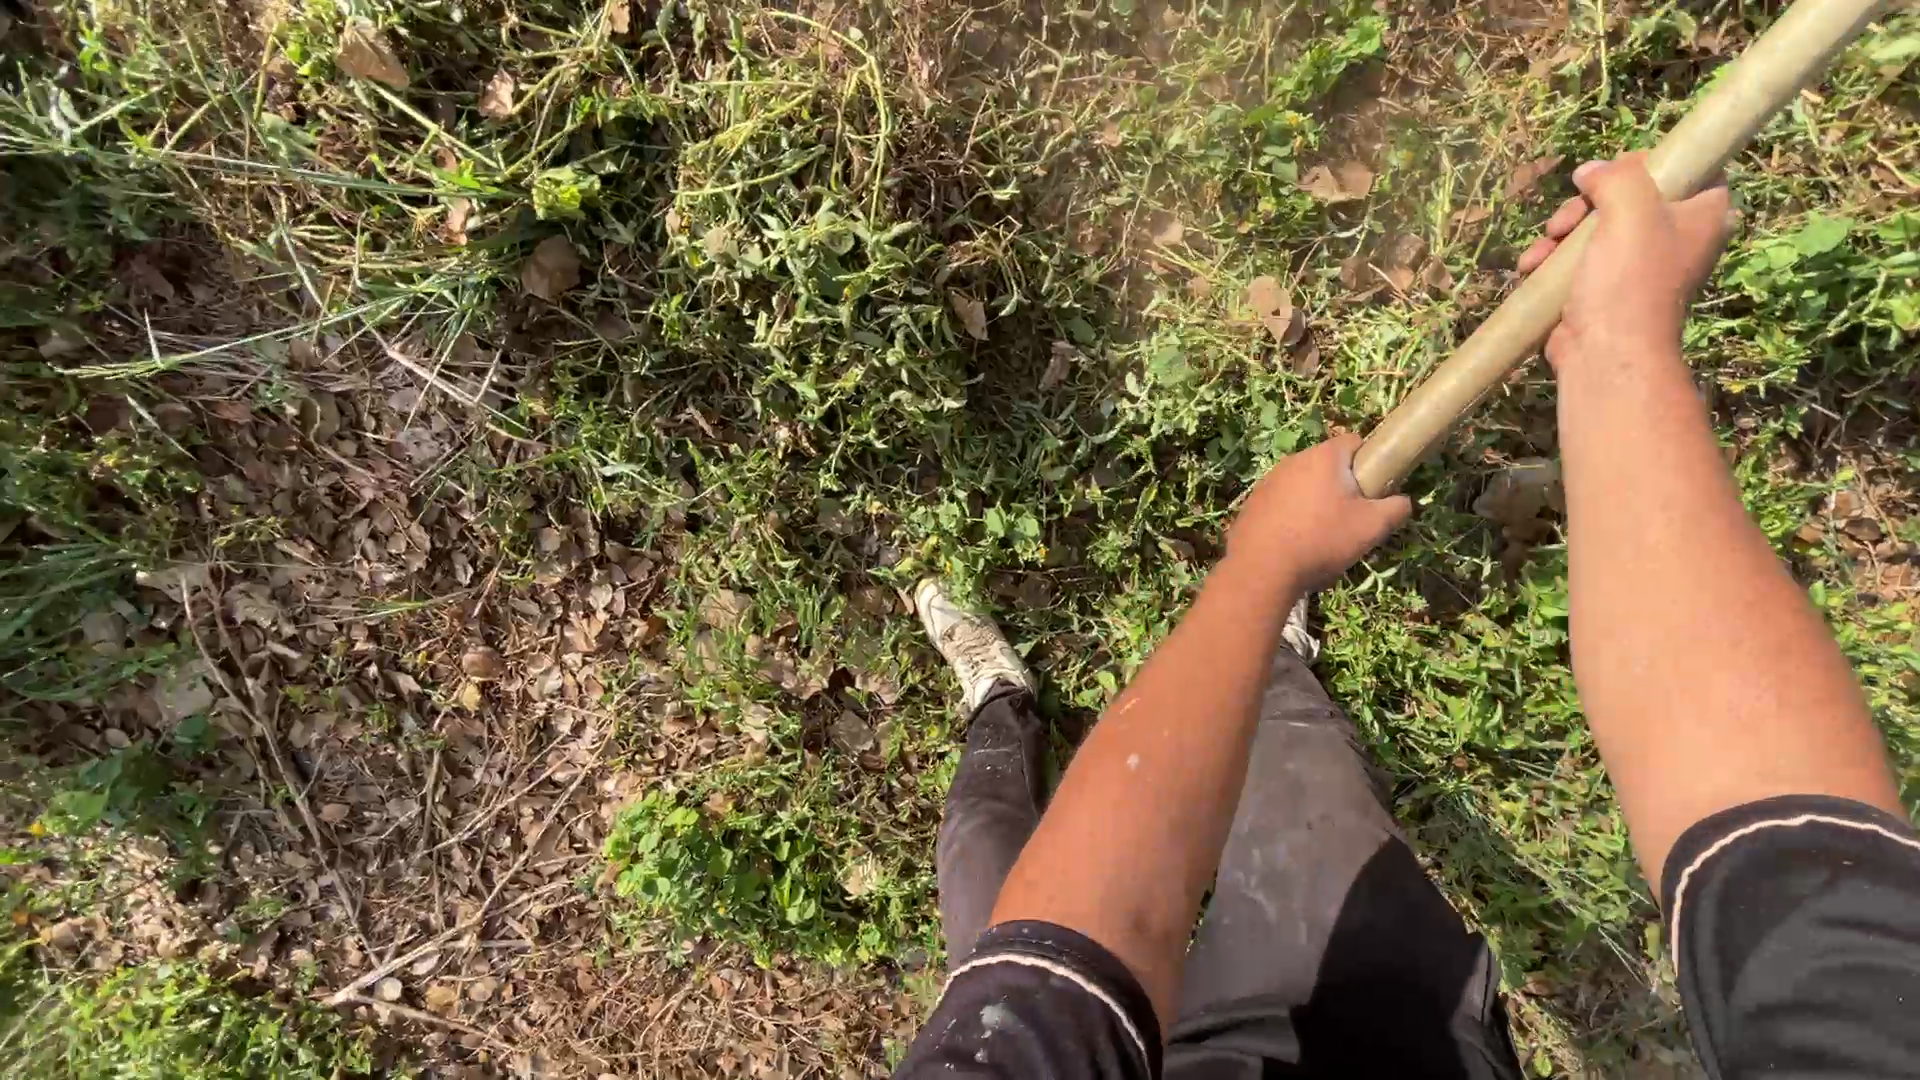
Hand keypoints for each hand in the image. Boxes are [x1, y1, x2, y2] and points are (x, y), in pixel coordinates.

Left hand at [1223, 433, 1410, 592]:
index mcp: (1322, 457)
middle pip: (1326, 465)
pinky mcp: (1251, 504)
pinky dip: (1291, 516)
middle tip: (1351, 517)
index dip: (1370, 461)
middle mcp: (1291, 462)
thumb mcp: (1372, 527)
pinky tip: (1295, 542)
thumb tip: (1402, 501)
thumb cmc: (1322, 540)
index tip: (1374, 488)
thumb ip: (1396, 507)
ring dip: (1315, 502)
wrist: (1262, 569)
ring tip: (1322, 534)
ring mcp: (1267, 482)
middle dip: (1341, 486)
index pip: (1354, 442)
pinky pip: (1281, 503)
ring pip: (1302, 485)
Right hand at [1516, 152, 1733, 370]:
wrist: (1604, 350)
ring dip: (1557, 237)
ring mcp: (1634, 265)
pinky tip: (1531, 269)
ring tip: (1539, 253)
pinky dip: (1549, 262)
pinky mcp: (1599, 288)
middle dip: (1582, 208)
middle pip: (1625, 199)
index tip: (1606, 180)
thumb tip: (1589, 170)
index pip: (1685, 168)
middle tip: (1562, 223)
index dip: (1642, 166)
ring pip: (1591, 230)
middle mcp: (1674, 236)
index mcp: (1703, 212)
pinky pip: (1573, 261)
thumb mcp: (1631, 212)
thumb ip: (1616, 178)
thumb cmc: (1628, 280)